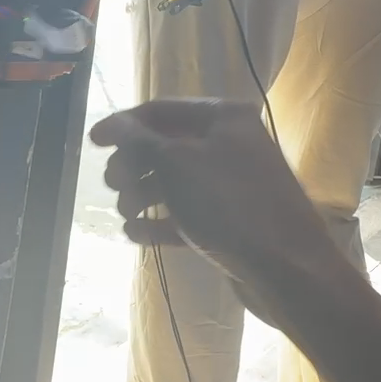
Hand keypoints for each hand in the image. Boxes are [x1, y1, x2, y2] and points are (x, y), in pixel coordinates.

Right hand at [90, 99, 350, 313]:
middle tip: (114, 185)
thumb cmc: (229, 204)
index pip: (160, 110)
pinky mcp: (230, 220)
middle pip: (164, 146)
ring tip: (126, 214)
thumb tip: (113, 124)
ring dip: (141, 195)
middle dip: (132, 166)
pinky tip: (136, 234)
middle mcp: (229, 144)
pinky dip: (159, 221)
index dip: (122, 125)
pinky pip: (185, 213)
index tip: (92, 143)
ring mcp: (231, 185)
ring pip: (172, 181)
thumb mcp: (175, 162)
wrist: (288, 270)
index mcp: (223, 118)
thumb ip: (138, 139)